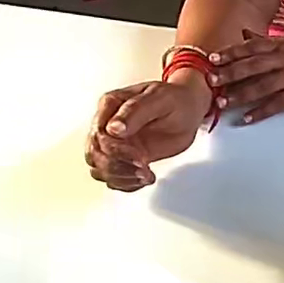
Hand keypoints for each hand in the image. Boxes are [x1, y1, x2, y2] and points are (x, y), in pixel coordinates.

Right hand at [84, 74, 211, 191]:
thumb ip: (135, 111)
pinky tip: (144, 178)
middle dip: (118, 166)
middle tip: (144, 168)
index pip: (98, 134)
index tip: (140, 156)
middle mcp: (107, 124)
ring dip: (121, 177)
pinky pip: (113, 177)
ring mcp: (114, 142)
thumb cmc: (174, 99)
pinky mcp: (123, 158)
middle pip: (95, 154)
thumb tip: (114, 128)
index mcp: (111, 105)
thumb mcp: (159, 99)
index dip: (115, 150)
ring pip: (100, 168)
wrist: (188, 110)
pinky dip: (126, 183)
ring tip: (146, 175)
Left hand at [212, 32, 283, 123]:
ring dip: (241, 95)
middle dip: (230, 73)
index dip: (231, 52)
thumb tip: (244, 34)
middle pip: (253, 66)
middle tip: (211, 81)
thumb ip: (266, 40)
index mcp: (282, 45)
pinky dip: (261, 111)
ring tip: (223, 103)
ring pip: (262, 86)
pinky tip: (247, 118)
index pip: (251, 47)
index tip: (212, 58)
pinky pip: (277, 103)